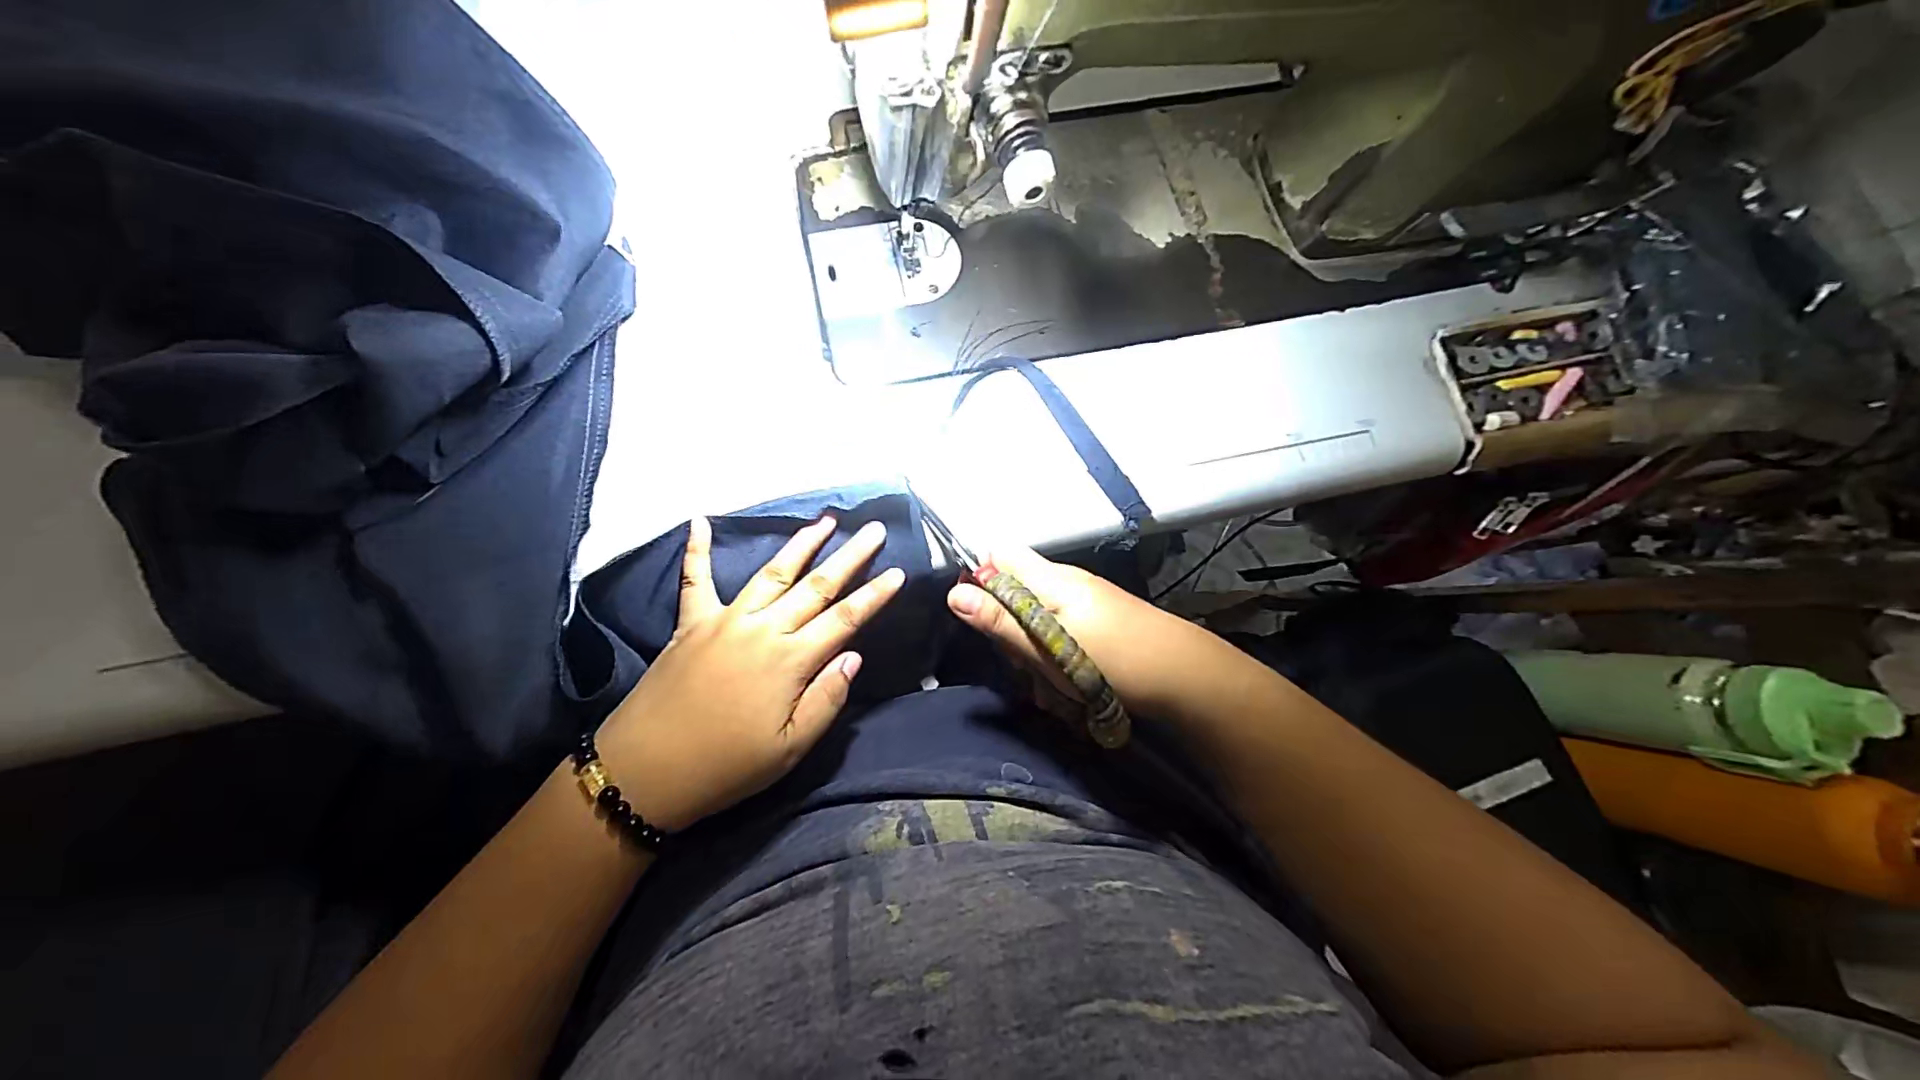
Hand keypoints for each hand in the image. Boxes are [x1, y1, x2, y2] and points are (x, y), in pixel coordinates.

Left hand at [596, 515, 903, 830]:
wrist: (645, 771)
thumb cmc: (726, 766)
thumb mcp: (790, 748)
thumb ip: (827, 699)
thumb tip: (854, 656)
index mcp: (790, 661)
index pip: (845, 620)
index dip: (874, 595)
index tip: (898, 572)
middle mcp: (762, 629)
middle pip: (816, 586)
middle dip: (850, 556)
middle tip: (873, 530)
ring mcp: (724, 621)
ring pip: (772, 573)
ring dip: (801, 544)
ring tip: (826, 521)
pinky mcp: (690, 624)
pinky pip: (695, 579)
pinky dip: (698, 549)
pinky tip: (701, 520)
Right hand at [945, 545, 1260, 725]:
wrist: (1186, 678)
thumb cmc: (1115, 661)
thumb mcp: (1049, 649)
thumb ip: (1002, 622)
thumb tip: (956, 594)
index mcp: (1051, 579)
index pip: (999, 555)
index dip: (981, 580)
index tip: (982, 618)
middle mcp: (1065, 584)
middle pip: (1014, 595)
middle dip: (1009, 632)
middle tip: (1024, 665)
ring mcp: (1084, 605)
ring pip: (1036, 624)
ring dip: (1034, 657)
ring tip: (1054, 686)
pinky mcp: (1098, 626)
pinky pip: (1061, 638)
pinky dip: (1058, 663)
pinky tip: (1072, 690)